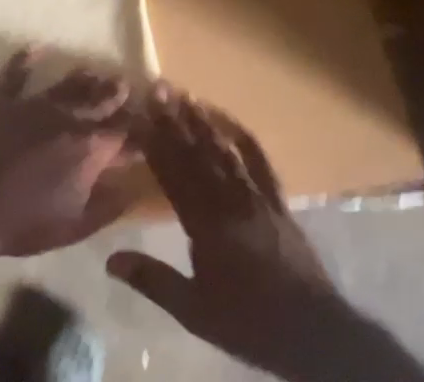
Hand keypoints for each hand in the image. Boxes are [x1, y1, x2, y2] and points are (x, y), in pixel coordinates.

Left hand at [0, 48, 137, 256]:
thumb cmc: (22, 223)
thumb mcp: (75, 226)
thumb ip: (110, 206)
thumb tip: (135, 188)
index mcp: (89, 149)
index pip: (126, 133)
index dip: (142, 129)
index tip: (154, 123)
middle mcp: (65, 118)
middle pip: (99, 101)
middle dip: (116, 95)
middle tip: (127, 84)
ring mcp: (30, 103)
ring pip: (64, 85)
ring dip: (82, 78)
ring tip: (95, 69)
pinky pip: (15, 73)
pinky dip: (26, 60)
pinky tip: (36, 48)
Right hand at [107, 90, 367, 380]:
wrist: (314, 334)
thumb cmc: (249, 323)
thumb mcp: (194, 311)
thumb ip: (153, 281)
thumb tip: (109, 259)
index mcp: (205, 225)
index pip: (173, 174)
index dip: (154, 142)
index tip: (138, 114)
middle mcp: (230, 203)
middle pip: (196, 155)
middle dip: (175, 121)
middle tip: (158, 90)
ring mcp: (258, 199)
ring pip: (225, 152)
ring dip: (203, 123)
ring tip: (185, 96)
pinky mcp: (279, 204)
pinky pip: (260, 164)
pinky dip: (244, 139)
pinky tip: (230, 121)